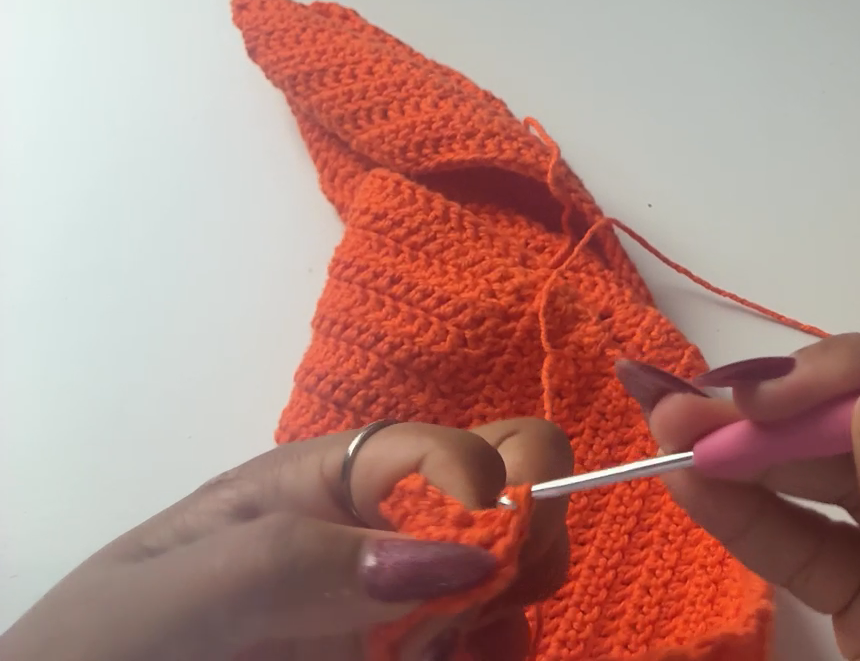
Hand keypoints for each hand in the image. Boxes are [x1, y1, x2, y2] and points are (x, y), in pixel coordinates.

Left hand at [0, 419, 571, 660]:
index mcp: (343, 479)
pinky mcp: (418, 648)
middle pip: (521, 475)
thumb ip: (296, 564)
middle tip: (497, 595)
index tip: (476, 562)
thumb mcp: (167, 600)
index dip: (488, 481)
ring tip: (478, 647)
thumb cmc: (99, 657)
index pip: (459, 445)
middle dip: (534, 522)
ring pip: (524, 556)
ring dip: (525, 593)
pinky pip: (497, 632)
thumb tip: (462, 557)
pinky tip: (483, 660)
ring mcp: (412, 590)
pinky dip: (507, 644)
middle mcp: (397, 521)